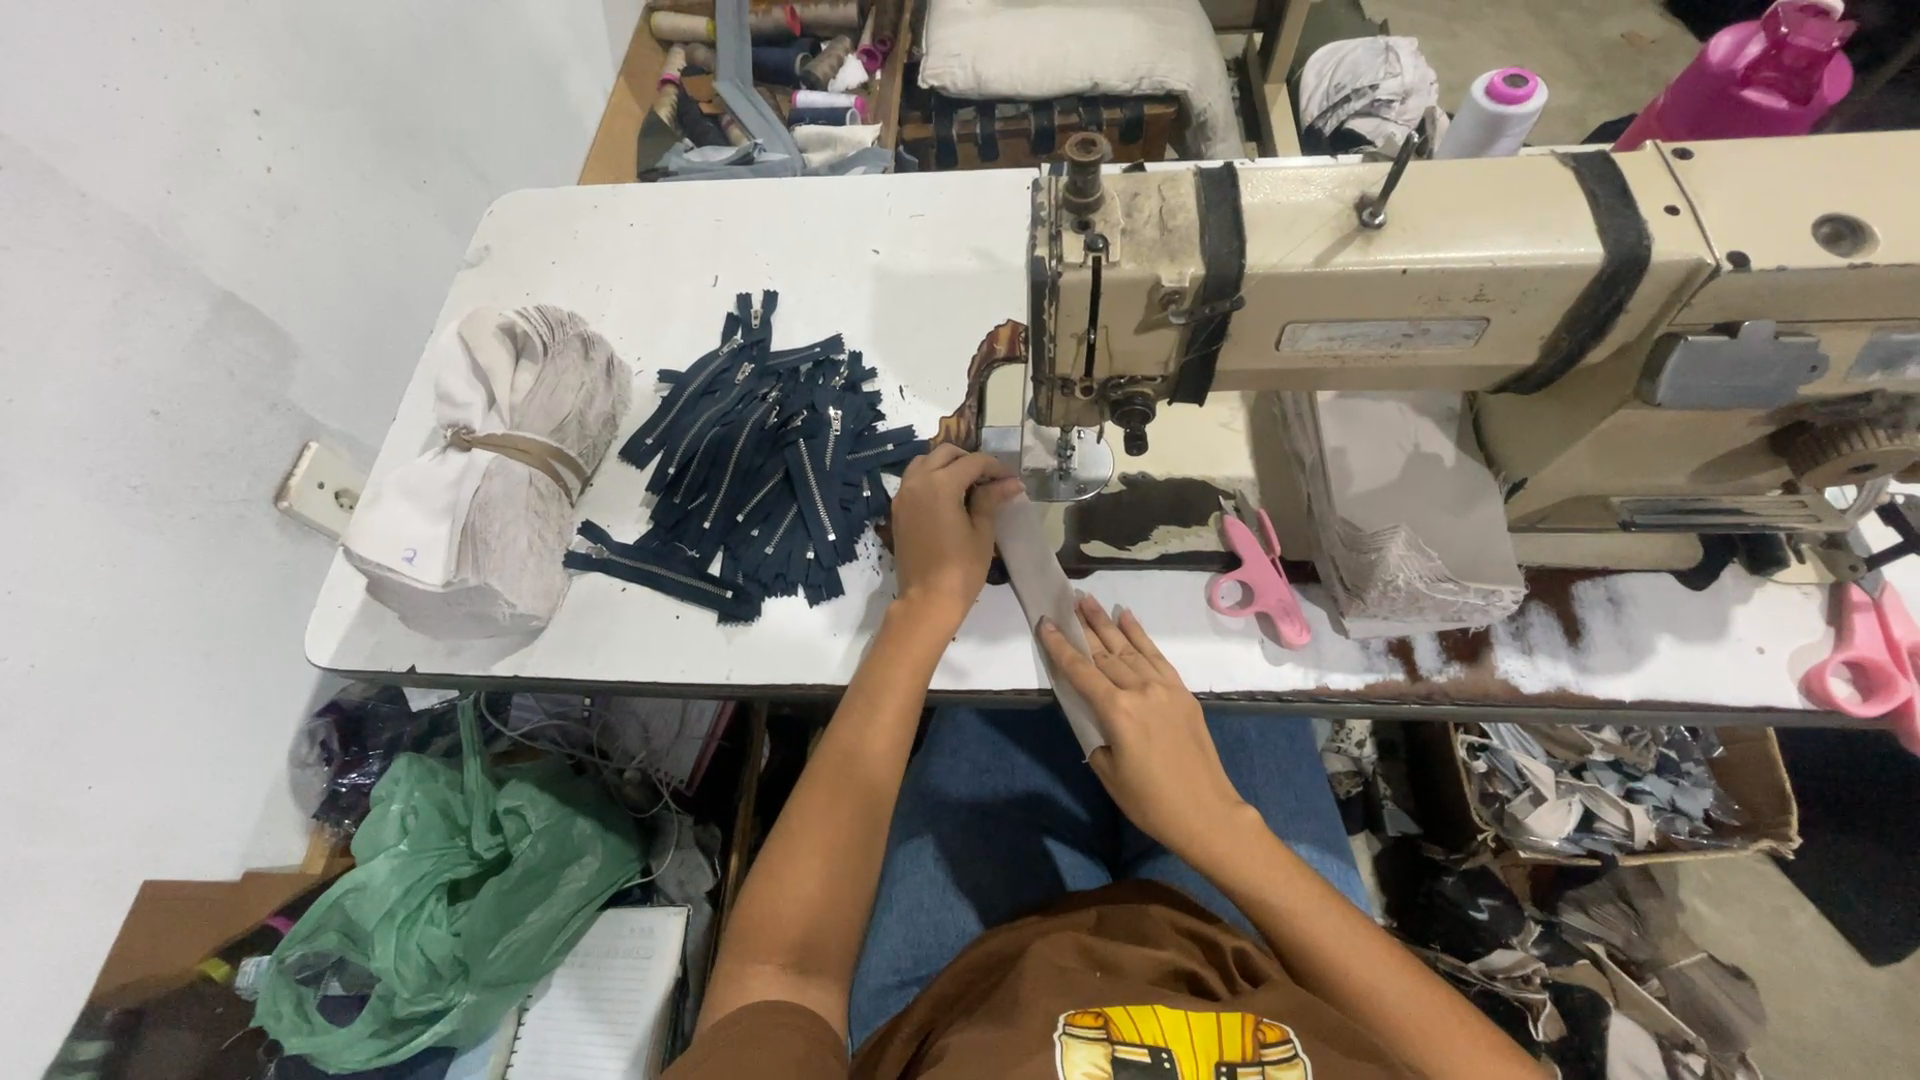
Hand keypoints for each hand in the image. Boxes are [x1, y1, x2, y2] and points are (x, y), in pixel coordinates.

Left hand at [889, 445, 1022, 632]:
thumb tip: (1011, 483)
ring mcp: (902, 495)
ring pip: (924, 462)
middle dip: (970, 460)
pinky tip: (948, 497)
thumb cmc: (961, 568)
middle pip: (945, 454)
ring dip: (947, 465)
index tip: (1010, 480)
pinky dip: (931, 478)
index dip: (995, 467)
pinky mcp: (897, 510)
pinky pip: (913, 481)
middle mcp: (917, 482)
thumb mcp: (982, 531)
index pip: (973, 462)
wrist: (927, 600)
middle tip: (989, 480)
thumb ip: (991, 499)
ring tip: (968, 485)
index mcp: (940, 485)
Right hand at [1040, 596, 1255, 859]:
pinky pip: (1157, 656)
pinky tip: (1127, 617)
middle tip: (1067, 600)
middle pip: (1104, 653)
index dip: (1060, 646)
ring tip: (1090, 601)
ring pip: (1129, 648)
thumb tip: (1091, 710)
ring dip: (1108, 622)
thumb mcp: (1107, 769)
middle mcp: (1139, 690)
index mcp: (1116, 710)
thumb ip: (1094, 732)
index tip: (1046, 623)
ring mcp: (1164, 688)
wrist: (1206, 812)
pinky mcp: (1182, 692)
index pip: (1080, 671)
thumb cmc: (1149, 801)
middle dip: (1083, 626)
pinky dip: (1141, 635)